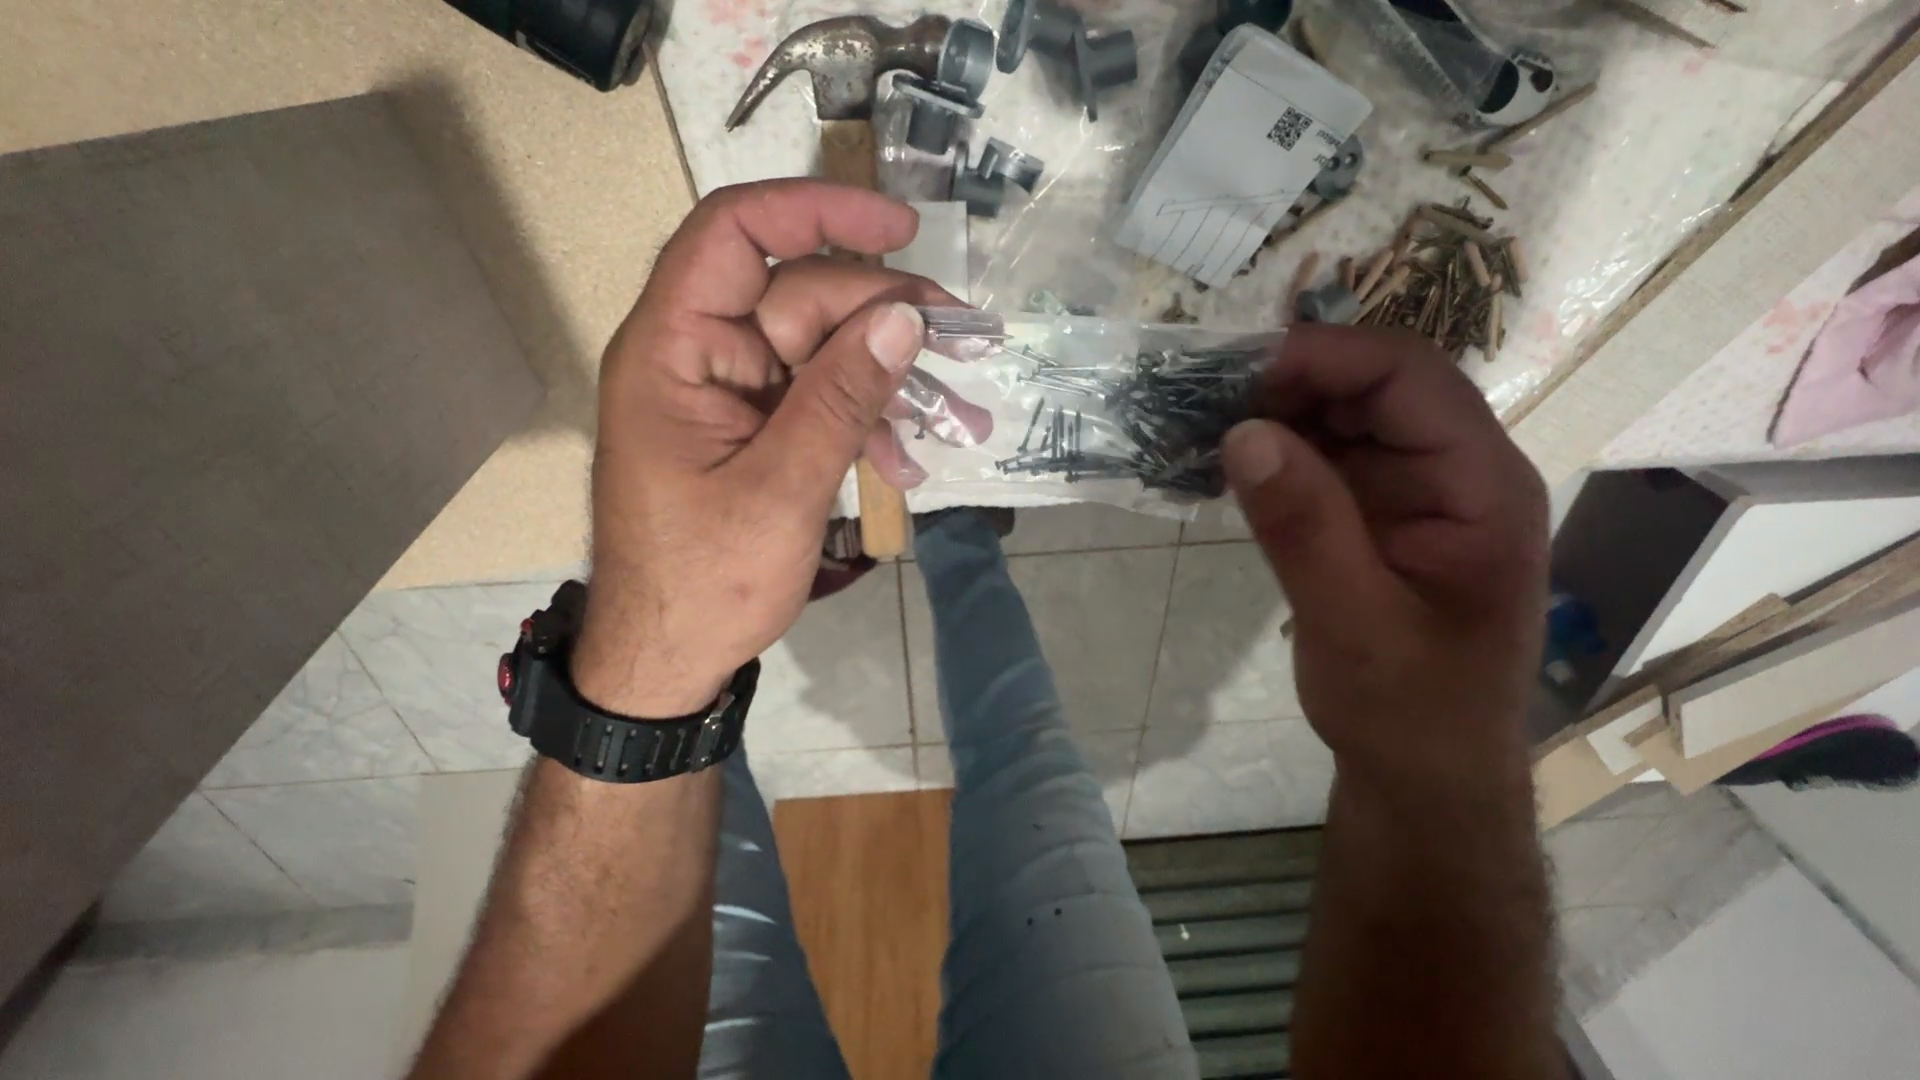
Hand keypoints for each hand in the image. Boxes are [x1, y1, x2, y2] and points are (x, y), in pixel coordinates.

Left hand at [570, 180, 956, 716]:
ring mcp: (734, 394)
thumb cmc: (703, 584)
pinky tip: (911, 459)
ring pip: (824, 350)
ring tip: (960, 414)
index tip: (901, 230)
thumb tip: (904, 319)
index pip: (735, 234)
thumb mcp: (781, 491)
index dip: (818, 211)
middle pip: (802, 296)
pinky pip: (821, 400)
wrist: (668, 661)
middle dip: (887, 317)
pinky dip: (867, 421)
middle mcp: (701, 355)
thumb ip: (840, 399)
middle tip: (968, 339)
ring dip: (891, 377)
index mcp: (675, 350)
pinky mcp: (759, 430)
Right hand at [1221, 325, 1548, 786]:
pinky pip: (1330, 459)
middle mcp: (1458, 473)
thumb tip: (1243, 432)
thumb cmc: (1410, 712)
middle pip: (1381, 386)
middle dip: (1296, 379)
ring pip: (1350, 416)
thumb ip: (1305, 529)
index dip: (1327, 358)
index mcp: (1482, 488)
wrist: (1426, 777)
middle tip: (1208, 399)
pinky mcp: (1380, 516)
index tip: (1237, 371)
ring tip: (1207, 424)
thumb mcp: (1353, 625)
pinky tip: (1232, 463)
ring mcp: (1418, 493)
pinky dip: (1280, 451)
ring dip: (1282, 411)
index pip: (1412, 380)